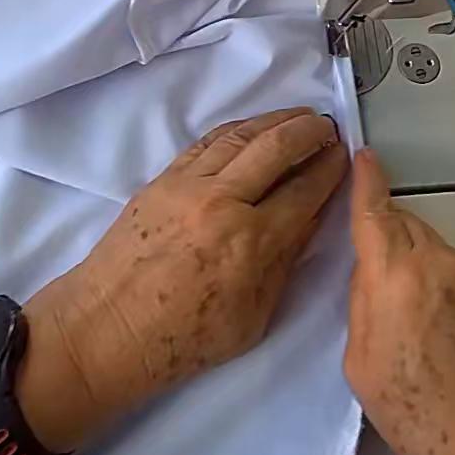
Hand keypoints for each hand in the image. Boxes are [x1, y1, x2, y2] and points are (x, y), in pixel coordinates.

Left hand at [18, 108, 348, 452]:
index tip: (344, 156)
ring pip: (239, 137)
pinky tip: (251, 127)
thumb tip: (309, 216)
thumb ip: (284, 262)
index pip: (304, 191)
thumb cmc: (184, 337)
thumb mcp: (254, 316)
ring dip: (274, 121)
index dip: (330, 170)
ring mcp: (187, 185)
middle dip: (309, 132)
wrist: (110, 324)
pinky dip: (234, 130)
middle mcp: (221, 202)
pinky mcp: (162, 179)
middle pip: (275, 149)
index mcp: (251, 242)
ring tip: (298, 116)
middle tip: (327, 127)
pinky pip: (205, 143)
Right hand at [343, 148, 454, 454]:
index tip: (364, 155)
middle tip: (387, 289)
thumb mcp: (359, 359)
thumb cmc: (416, 417)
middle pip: (408, 229)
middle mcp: (442, 263)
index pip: (375, 214)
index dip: (367, 182)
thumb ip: (363, 299)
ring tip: (431, 326)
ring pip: (439, 253)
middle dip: (393, 243)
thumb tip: (374, 269)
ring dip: (427, 272)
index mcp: (395, 279)